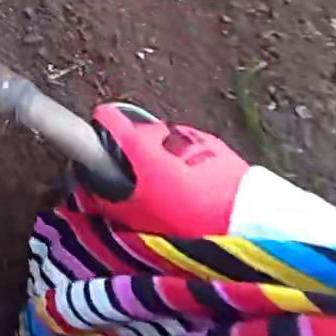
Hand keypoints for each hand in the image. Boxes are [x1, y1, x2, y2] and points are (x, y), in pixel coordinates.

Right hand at [74, 103, 247, 237]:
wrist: (245, 217)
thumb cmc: (186, 217)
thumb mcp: (139, 215)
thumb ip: (110, 199)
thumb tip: (90, 190)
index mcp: (141, 145)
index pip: (107, 118)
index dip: (98, 129)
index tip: (95, 148)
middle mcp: (164, 132)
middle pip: (136, 131)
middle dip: (131, 152)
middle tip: (134, 184)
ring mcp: (191, 135)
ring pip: (164, 140)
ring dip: (159, 156)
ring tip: (167, 190)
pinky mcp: (215, 144)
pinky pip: (188, 147)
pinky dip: (183, 161)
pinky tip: (192, 188)